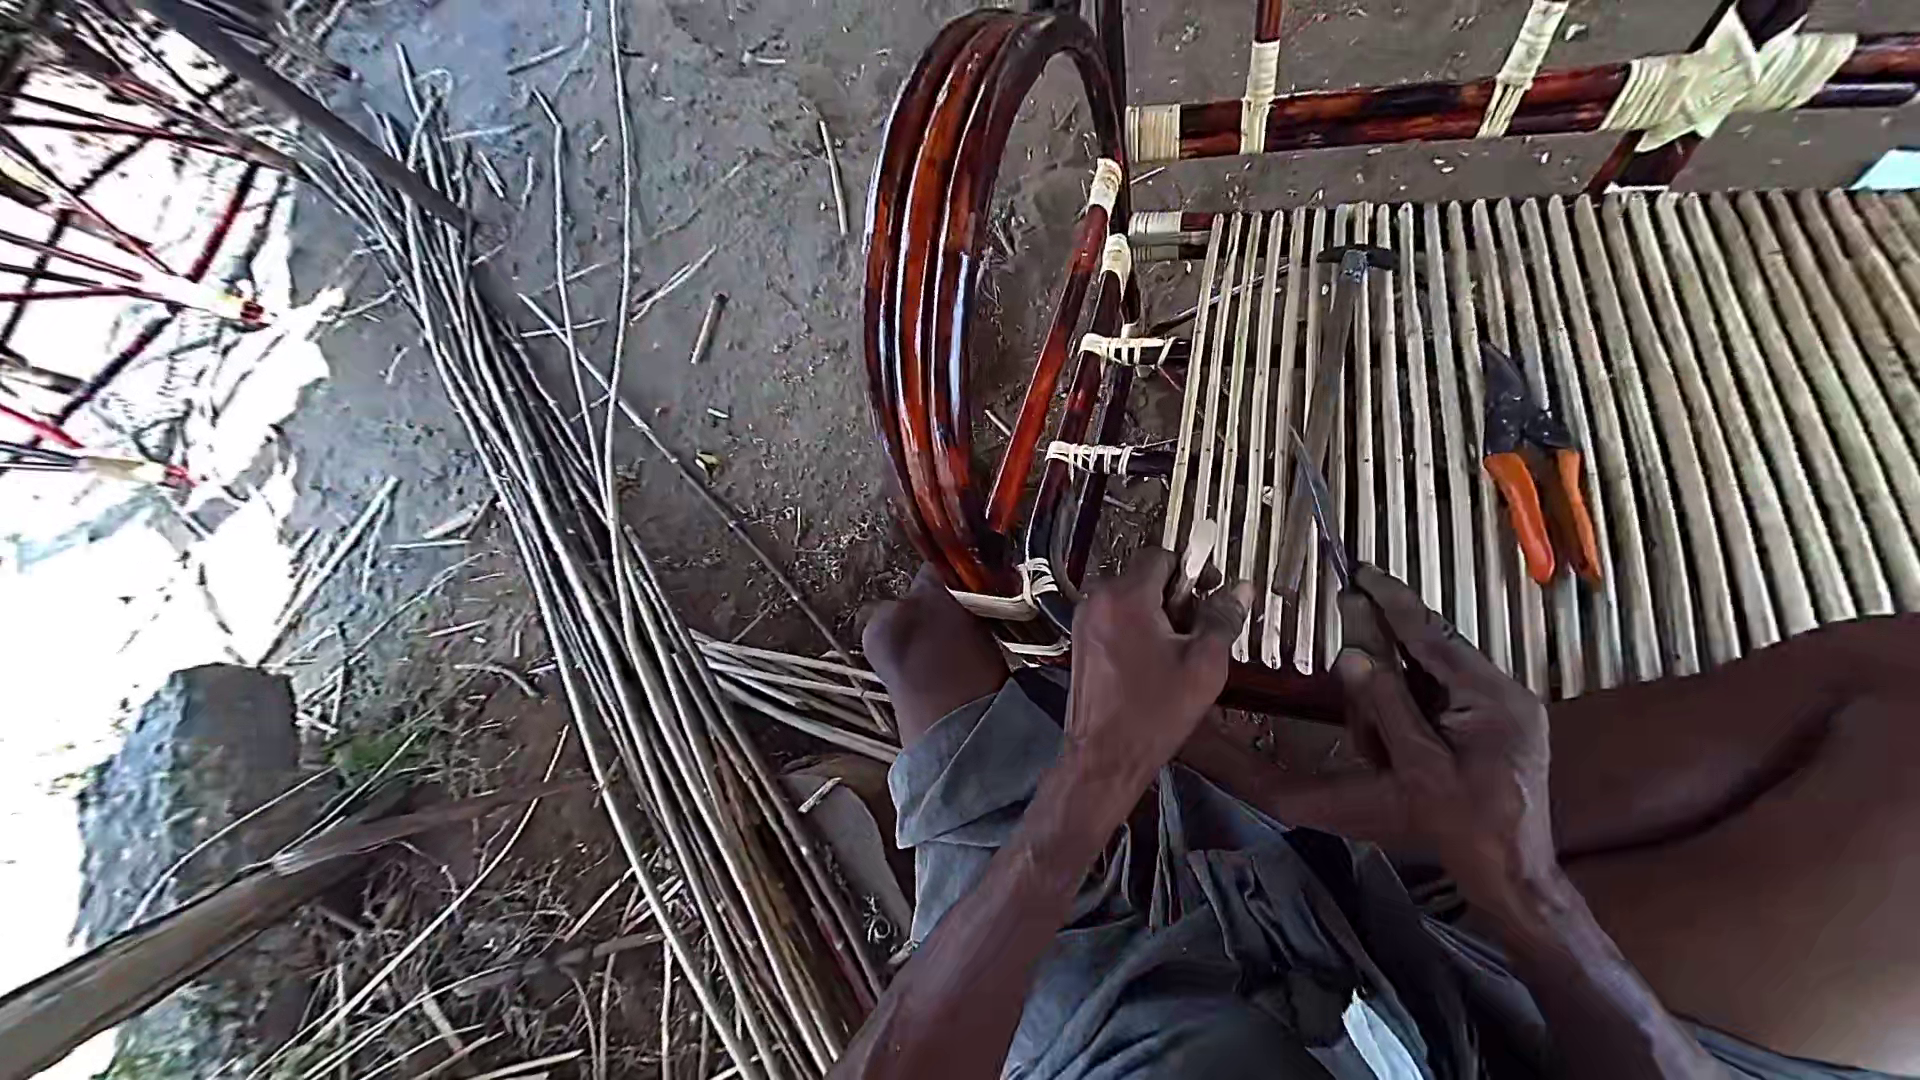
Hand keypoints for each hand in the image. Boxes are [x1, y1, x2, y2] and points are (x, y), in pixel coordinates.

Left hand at [1066, 548, 1253, 802]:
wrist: (1104, 754)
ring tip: (1177, 647)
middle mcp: (1097, 600)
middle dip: (1174, 593)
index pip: (1161, 555)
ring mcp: (1084, 619)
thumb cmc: (1152, 713)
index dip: (1191, 569)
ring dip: (1156, 609)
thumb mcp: (1203, 664)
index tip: (1209, 592)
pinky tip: (1153, 658)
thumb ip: (1222, 618)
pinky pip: (1113, 615)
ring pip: (1128, 595)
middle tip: (1197, 625)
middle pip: (1143, 574)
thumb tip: (1241, 589)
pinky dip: (1135, 624)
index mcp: (1124, 597)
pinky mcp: (1080, 639)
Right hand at [1333, 564, 1559, 913]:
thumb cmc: (1466, 823)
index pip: (1430, 633)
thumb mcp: (1417, 764)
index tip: (1358, 570)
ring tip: (1378, 752)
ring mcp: (1495, 710)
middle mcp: (1500, 693)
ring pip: (1420, 679)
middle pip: (1423, 654)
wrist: (1513, 878)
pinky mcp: (1486, 725)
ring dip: (1385, 706)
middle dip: (1379, 676)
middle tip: (1358, 704)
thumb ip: (1385, 703)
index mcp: (1492, 697)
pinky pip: (1428, 700)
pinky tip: (1389, 751)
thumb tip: (1352, 654)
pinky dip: (1399, 717)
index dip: (1391, 599)